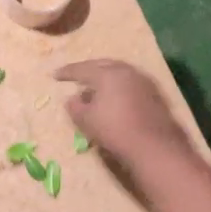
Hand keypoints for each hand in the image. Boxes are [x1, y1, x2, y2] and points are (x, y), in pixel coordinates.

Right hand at [54, 60, 190, 164]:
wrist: (154, 146)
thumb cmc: (114, 129)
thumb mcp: (86, 120)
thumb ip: (75, 107)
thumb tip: (72, 99)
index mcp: (107, 73)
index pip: (82, 69)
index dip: (67, 72)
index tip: (55, 76)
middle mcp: (126, 71)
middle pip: (103, 65)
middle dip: (88, 69)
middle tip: (77, 75)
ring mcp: (144, 81)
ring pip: (119, 73)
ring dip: (105, 78)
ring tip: (96, 87)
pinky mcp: (155, 94)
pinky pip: (131, 84)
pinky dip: (119, 87)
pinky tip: (115, 98)